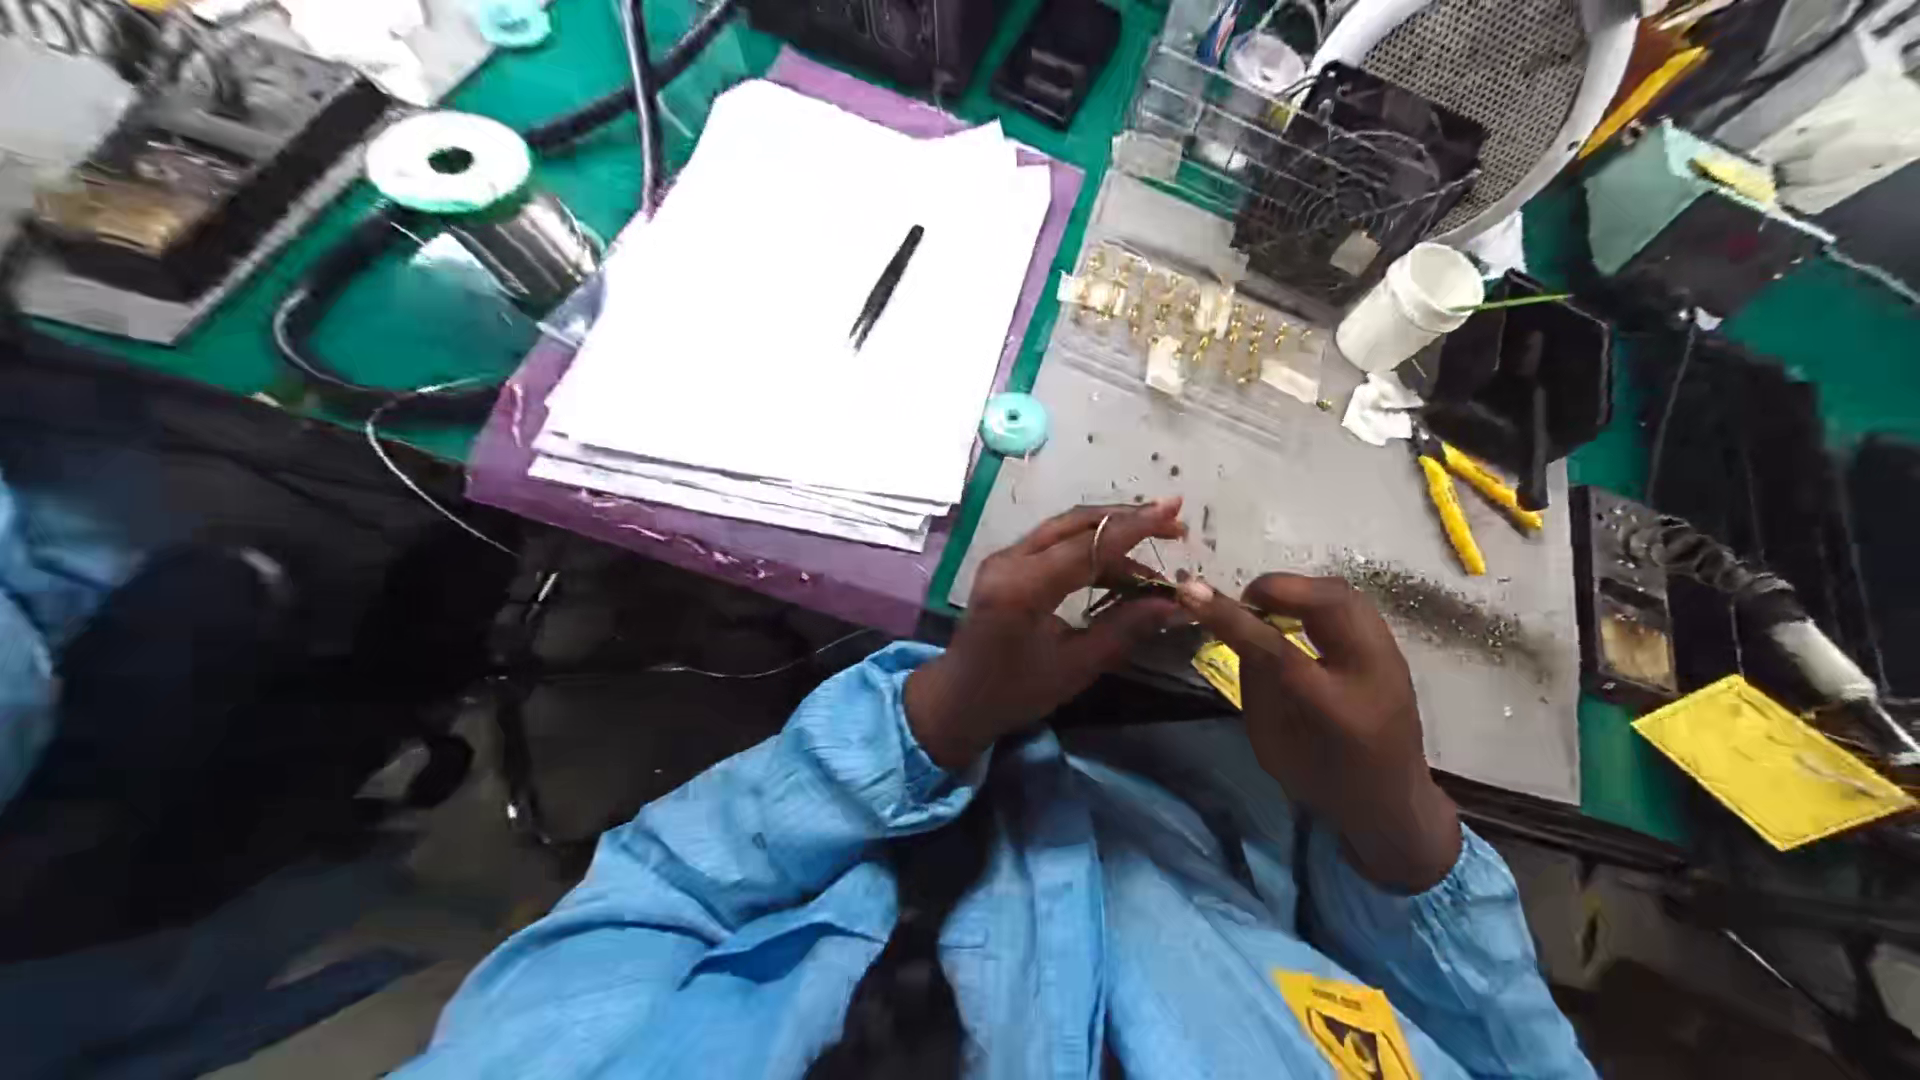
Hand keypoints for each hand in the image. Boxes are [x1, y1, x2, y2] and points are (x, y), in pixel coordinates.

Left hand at [906, 499, 1187, 768]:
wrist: (958, 699)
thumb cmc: (1014, 692)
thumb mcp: (1075, 666)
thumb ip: (1124, 628)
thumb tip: (1175, 603)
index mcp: (1022, 588)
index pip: (1086, 545)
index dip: (1134, 527)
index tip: (1175, 509)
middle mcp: (1008, 561)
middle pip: (1074, 524)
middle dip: (1125, 519)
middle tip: (1172, 522)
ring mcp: (1003, 559)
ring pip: (1064, 530)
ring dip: (1109, 534)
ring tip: (1155, 546)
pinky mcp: (1005, 565)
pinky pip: (1053, 545)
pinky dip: (1088, 550)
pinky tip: (1119, 568)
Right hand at [1177, 573, 1460, 892]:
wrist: (1392, 802)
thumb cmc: (1320, 779)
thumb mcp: (1270, 740)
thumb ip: (1255, 680)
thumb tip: (1234, 625)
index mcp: (1336, 710)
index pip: (1278, 648)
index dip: (1230, 616)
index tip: (1191, 592)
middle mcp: (1373, 673)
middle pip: (1329, 602)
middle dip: (1276, 588)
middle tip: (1242, 601)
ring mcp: (1391, 657)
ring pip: (1343, 592)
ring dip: (1296, 589)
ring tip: (1265, 606)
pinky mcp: (1392, 648)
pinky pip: (1349, 603)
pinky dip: (1313, 598)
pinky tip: (1292, 614)